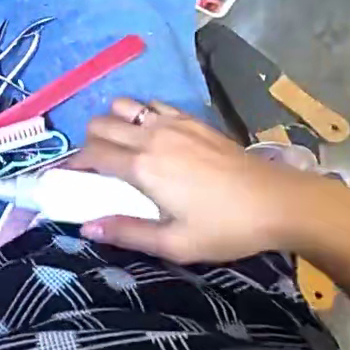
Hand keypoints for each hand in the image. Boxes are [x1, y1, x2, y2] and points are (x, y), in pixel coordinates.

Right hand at [72, 98, 349, 262]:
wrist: (280, 202)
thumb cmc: (226, 228)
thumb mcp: (175, 244)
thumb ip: (127, 233)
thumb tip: (86, 228)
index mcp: (142, 167)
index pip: (91, 154)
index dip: (73, 164)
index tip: (68, 178)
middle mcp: (151, 137)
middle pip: (99, 124)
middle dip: (88, 143)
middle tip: (95, 167)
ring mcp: (172, 123)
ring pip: (122, 106)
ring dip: (112, 123)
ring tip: (120, 146)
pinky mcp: (191, 119)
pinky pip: (152, 105)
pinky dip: (140, 115)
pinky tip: (151, 135)